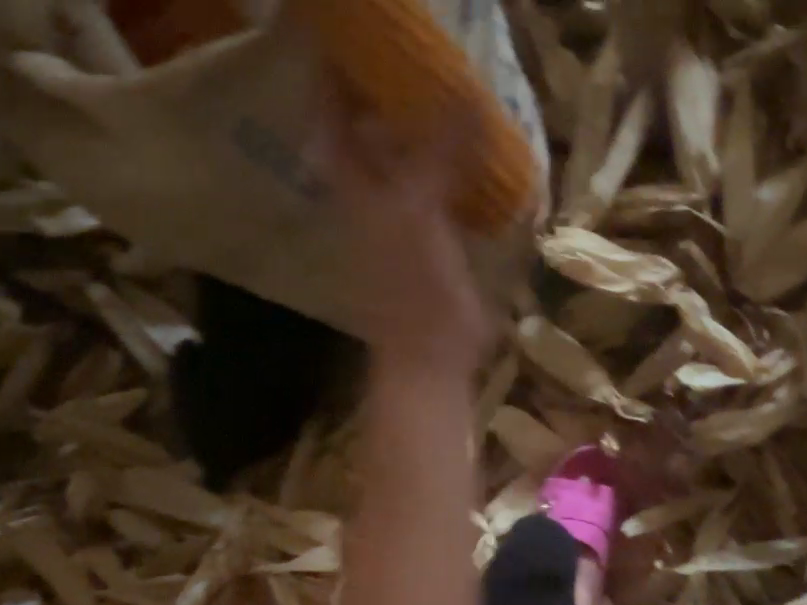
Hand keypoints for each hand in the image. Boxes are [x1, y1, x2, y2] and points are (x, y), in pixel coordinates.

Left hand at [325, 89, 488, 369]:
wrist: (430, 354)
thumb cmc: (414, 287)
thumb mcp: (419, 212)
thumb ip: (438, 154)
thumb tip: (464, 98)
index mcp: (356, 193)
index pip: (333, 127)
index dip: (332, 86)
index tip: (346, 48)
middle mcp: (371, 203)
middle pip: (366, 142)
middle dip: (380, 103)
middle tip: (410, 66)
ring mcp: (400, 226)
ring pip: (401, 167)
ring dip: (418, 133)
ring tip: (445, 96)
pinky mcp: (430, 246)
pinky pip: (437, 194)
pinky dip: (451, 169)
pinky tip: (474, 154)